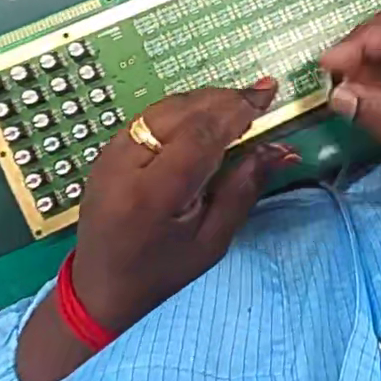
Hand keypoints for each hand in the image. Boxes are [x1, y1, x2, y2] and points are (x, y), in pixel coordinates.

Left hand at [68, 80, 297, 332]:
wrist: (100, 286)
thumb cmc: (162, 272)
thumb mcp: (212, 241)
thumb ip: (244, 189)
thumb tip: (280, 149)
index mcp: (152, 195)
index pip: (198, 135)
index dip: (236, 110)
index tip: (267, 96)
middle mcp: (124, 165)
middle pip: (180, 111)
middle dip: (224, 99)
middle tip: (261, 94)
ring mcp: (110, 154)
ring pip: (164, 107)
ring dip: (205, 100)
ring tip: (240, 102)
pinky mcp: (107, 150)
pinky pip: (150, 116)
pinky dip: (183, 109)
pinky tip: (206, 115)